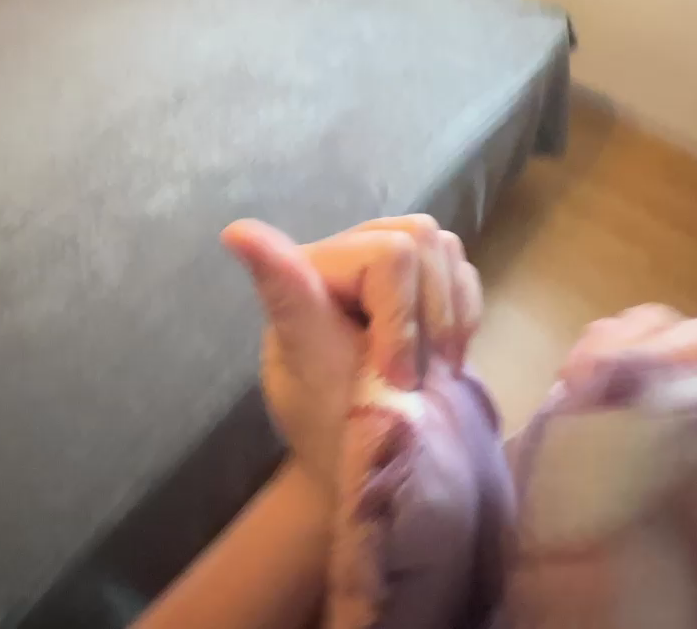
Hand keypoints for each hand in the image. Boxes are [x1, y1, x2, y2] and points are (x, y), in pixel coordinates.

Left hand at [220, 215, 481, 492]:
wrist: (395, 466)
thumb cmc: (342, 430)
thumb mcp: (312, 373)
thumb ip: (291, 301)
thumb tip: (235, 229)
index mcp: (300, 281)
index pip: (311, 253)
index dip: (277, 250)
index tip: (233, 236)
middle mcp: (343, 256)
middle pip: (407, 242)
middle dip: (418, 318)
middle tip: (404, 379)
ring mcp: (390, 259)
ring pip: (439, 245)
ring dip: (444, 316)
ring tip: (426, 366)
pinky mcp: (429, 274)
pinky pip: (461, 265)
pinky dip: (463, 314)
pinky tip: (441, 353)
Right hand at [562, 306, 696, 628]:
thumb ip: (688, 476)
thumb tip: (632, 427)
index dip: (664, 345)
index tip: (616, 374)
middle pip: (670, 325)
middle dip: (618, 341)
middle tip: (578, 376)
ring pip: (643, 335)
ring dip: (603, 350)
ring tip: (571, 383)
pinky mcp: (670, 403)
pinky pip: (630, 364)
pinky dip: (599, 369)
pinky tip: (578, 396)